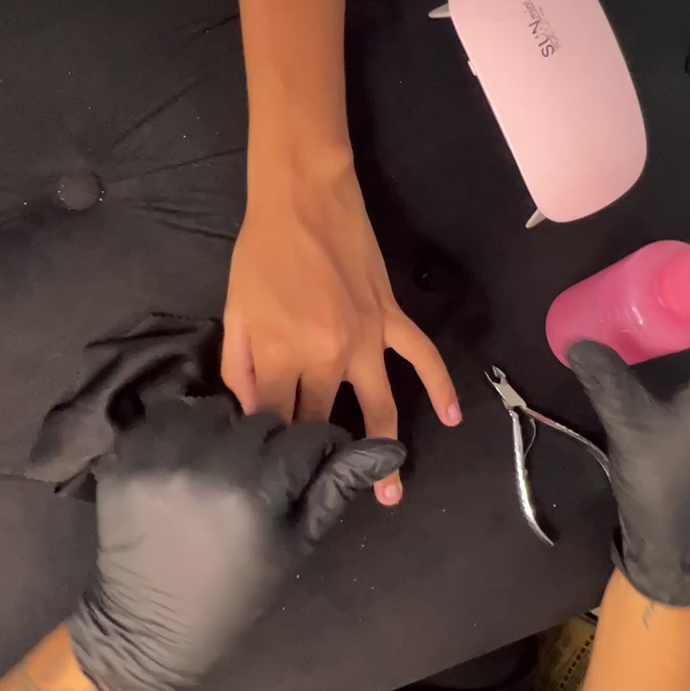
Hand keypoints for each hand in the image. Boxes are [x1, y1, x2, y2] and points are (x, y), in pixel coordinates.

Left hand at [68, 395, 404, 690]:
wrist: (150, 629)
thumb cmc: (237, 592)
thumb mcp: (296, 543)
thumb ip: (336, 486)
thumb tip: (390, 448)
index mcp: (255, 491)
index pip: (305, 436)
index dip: (318, 447)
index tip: (313, 462)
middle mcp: (206, 465)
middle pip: (260, 420)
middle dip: (272, 442)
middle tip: (264, 474)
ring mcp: (158, 459)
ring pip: (212, 409)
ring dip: (225, 430)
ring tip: (223, 464)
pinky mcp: (123, 459)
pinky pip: (165, 417)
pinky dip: (181, 431)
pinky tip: (186, 461)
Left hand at [221, 149, 459, 506]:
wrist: (303, 198)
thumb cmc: (261, 256)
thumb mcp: (236, 313)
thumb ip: (240, 369)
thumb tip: (252, 416)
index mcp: (281, 354)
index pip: (279, 419)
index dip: (275, 449)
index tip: (277, 473)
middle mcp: (328, 356)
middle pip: (324, 420)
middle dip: (323, 460)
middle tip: (323, 492)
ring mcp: (366, 339)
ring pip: (379, 406)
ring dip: (384, 453)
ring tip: (388, 492)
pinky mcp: (390, 318)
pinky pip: (422, 356)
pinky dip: (440, 386)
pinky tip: (453, 416)